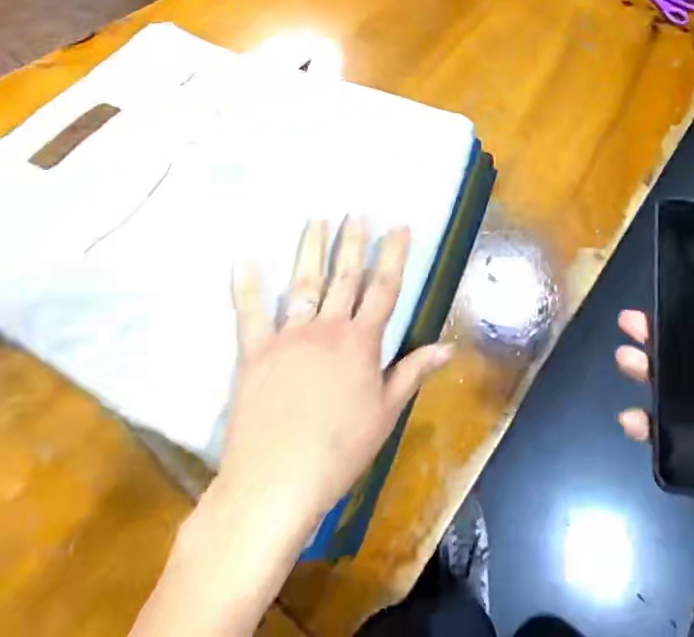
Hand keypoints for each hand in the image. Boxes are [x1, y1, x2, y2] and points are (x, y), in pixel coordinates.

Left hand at [218, 217, 454, 528]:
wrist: (277, 480)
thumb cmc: (340, 450)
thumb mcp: (386, 412)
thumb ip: (413, 372)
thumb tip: (448, 347)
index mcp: (362, 342)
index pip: (384, 288)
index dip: (394, 255)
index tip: (399, 226)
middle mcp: (328, 328)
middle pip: (345, 277)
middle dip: (353, 242)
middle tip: (356, 213)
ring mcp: (289, 337)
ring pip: (304, 283)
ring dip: (311, 250)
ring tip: (316, 221)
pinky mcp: (255, 353)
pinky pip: (250, 313)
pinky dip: (247, 286)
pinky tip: (245, 260)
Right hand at [614, 309, 693, 575]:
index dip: (689, 321)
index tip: (666, 301)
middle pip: (681, 361)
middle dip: (652, 339)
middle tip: (630, 323)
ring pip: (665, 392)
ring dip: (641, 372)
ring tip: (626, 360)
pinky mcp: (692, 457)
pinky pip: (661, 438)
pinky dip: (642, 425)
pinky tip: (631, 418)